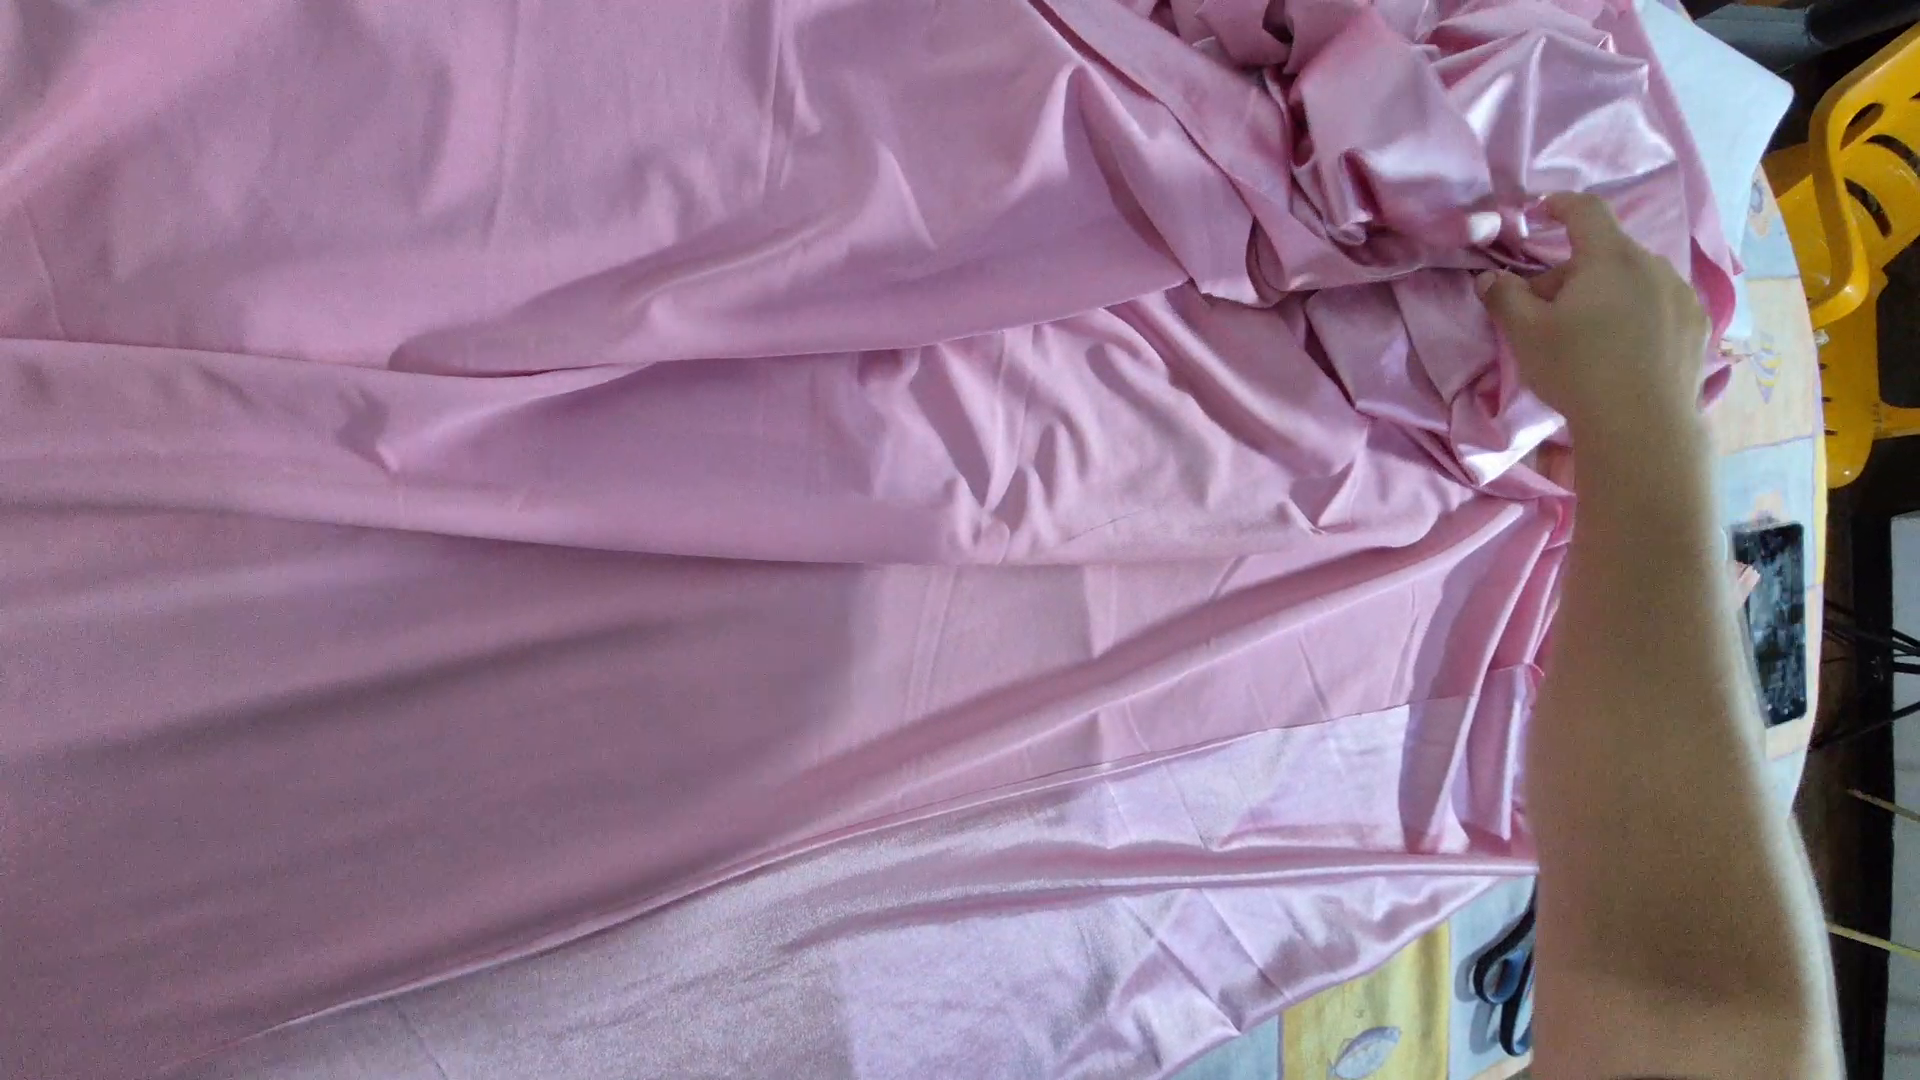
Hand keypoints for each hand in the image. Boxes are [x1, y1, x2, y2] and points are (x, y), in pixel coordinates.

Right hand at [1475, 193, 1709, 449]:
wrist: (1639, 419)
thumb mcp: (1524, 333)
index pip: (1585, 212)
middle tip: (1539, 312)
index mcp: (1609, 259)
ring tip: (1579, 336)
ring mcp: (1681, 293)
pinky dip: (1629, 315)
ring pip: (1629, 281)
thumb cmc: (1575, 367)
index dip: (1558, 205)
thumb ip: (1504, 297)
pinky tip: (1615, 350)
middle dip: (1567, 275)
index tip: (1538, 210)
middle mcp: (1652, 265)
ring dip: (1599, 296)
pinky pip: (1654, 305)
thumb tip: (1489, 278)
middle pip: (1601, 255)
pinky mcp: (1696, 323)